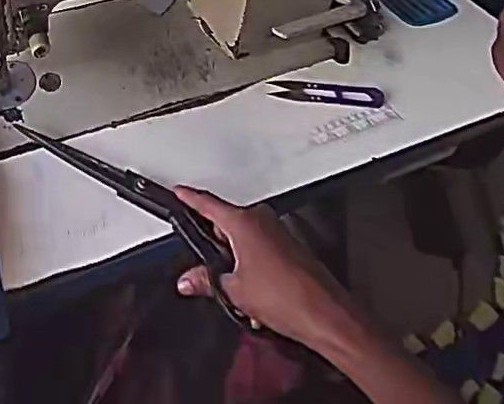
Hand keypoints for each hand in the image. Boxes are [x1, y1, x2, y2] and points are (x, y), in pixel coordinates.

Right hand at [172, 188, 365, 348]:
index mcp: (243, 222)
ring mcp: (275, 230)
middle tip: (207, 263)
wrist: (323, 313)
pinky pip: (259, 244)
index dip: (190, 197)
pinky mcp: (286, 243)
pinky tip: (253, 290)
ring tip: (236, 288)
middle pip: (226, 222)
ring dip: (235, 257)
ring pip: (243, 236)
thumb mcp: (234, 291)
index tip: (180, 191)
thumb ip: (206, 281)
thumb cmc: (287, 296)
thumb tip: (189, 280)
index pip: (208, 203)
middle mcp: (260, 219)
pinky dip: (251, 262)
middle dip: (215, 243)